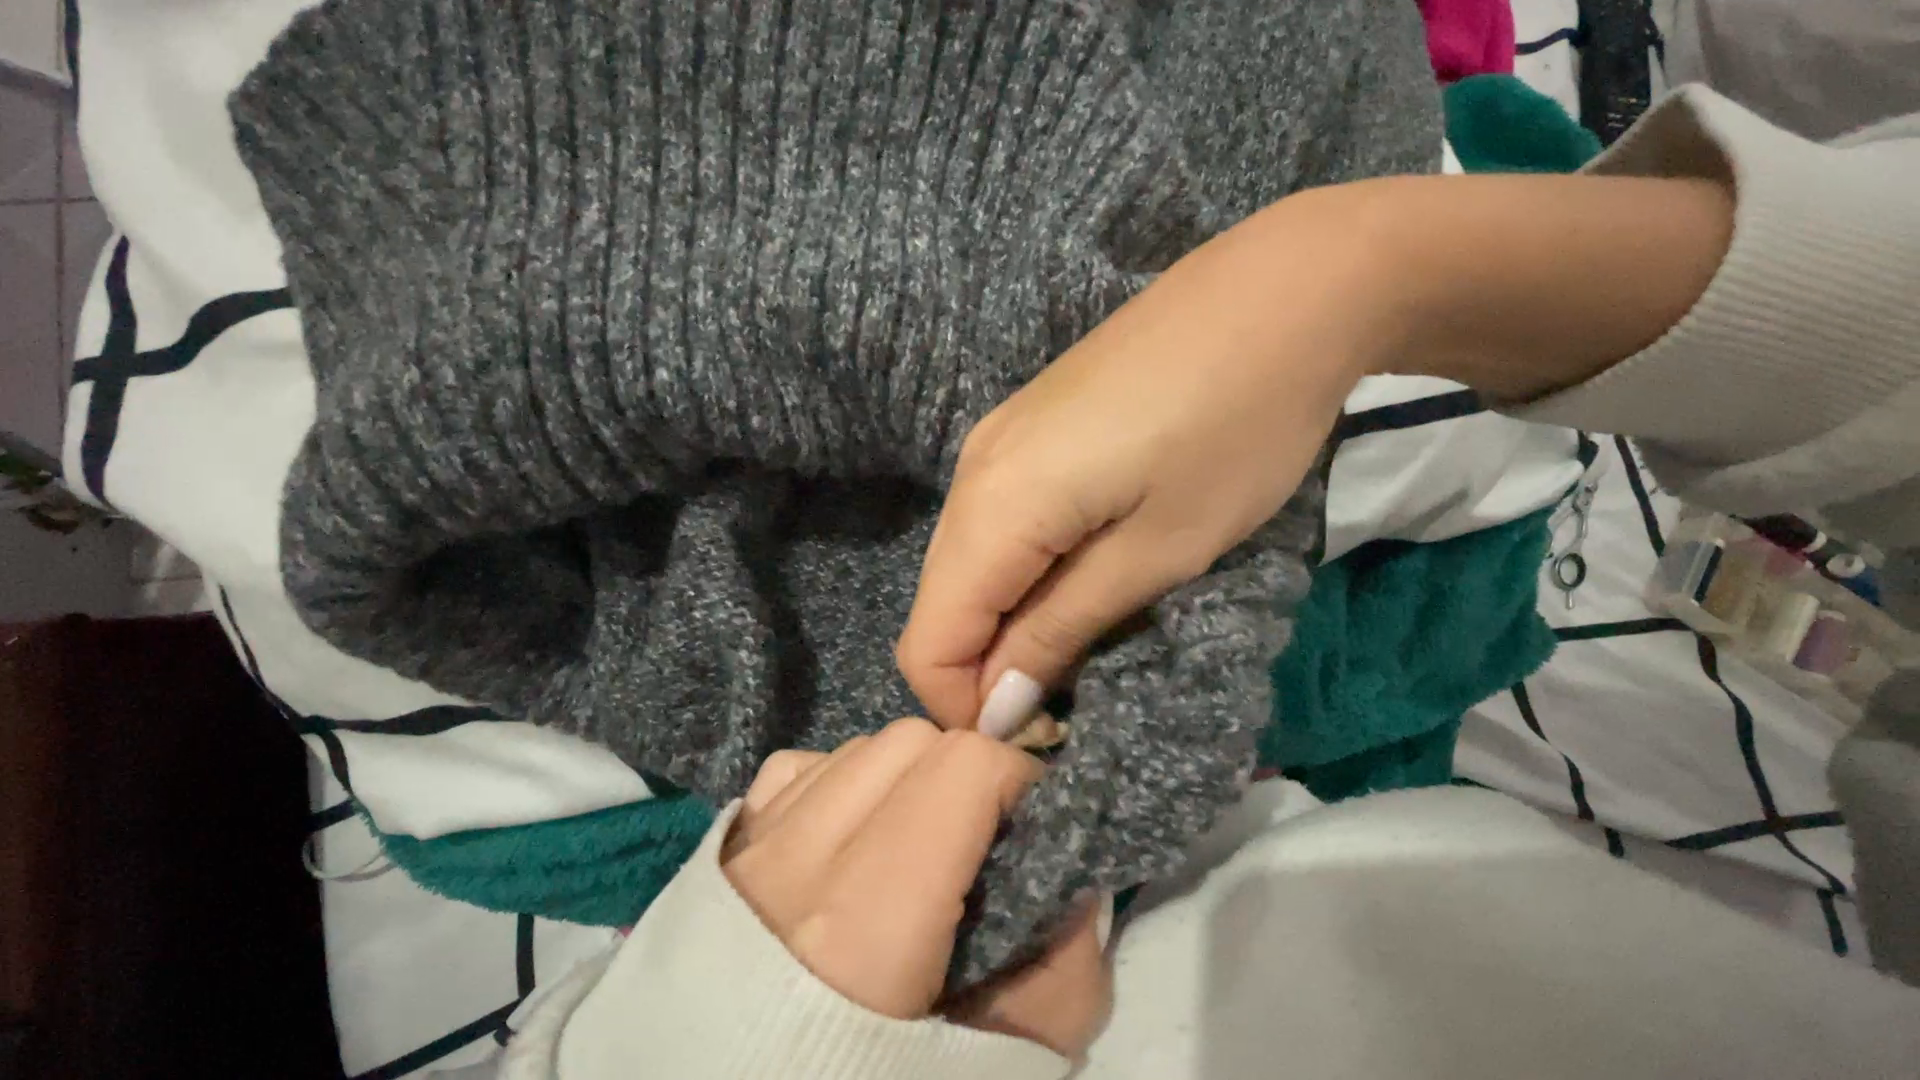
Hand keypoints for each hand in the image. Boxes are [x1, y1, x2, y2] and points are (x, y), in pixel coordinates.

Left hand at [723, 719, 1111, 1059]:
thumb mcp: (1006, 1062)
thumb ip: (1065, 976)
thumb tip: (1076, 887)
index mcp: (863, 923)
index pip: (963, 767)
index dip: (1019, 781)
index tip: (1033, 830)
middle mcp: (794, 864)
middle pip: (911, 743)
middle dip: (965, 775)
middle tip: (980, 837)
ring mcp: (749, 848)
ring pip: (856, 749)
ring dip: (905, 778)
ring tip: (914, 843)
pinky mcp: (725, 849)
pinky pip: (799, 770)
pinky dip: (841, 783)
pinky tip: (850, 839)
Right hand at [897, 187, 1396, 734]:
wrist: (1282, 291)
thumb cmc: (1237, 431)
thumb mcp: (1158, 552)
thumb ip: (1061, 631)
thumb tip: (997, 710)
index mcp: (993, 508)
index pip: (927, 644)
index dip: (968, 710)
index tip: (1044, 738)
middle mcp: (971, 473)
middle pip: (939, 607)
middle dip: (988, 672)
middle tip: (1073, 700)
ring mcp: (995, 441)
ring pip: (966, 568)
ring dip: (1009, 624)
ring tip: (1088, 640)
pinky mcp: (1027, 429)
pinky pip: (996, 526)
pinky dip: (1023, 574)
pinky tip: (1085, 572)